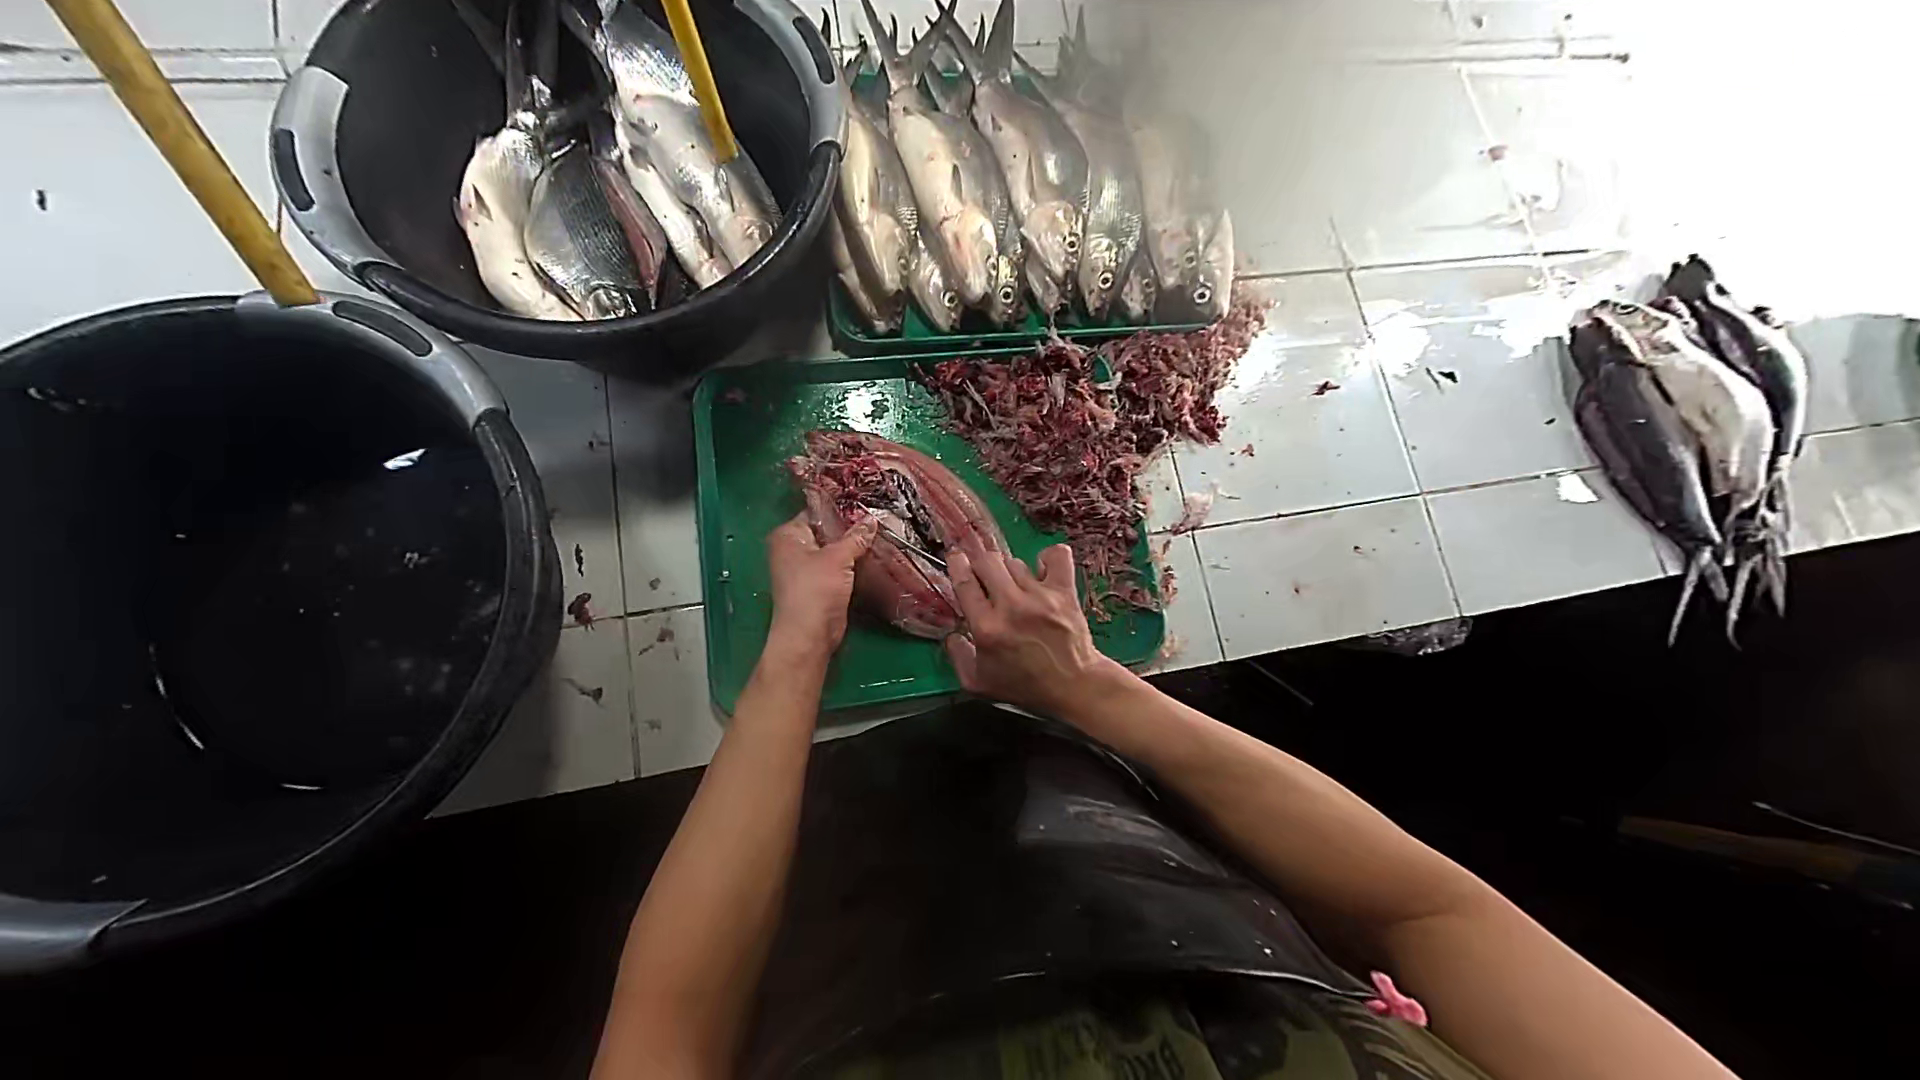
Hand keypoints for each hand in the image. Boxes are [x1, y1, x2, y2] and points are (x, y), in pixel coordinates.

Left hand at [765, 513, 875, 655]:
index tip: (865, 505)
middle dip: (851, 528)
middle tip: (878, 519)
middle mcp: (794, 549)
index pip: (815, 512)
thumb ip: (856, 537)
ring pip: (835, 551)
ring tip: (880, 535)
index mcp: (788, 536)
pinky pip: (839, 567)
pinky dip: (853, 564)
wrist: (810, 635)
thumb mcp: (838, 558)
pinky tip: (873, 557)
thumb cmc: (816, 590)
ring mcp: (806, 569)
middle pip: (826, 531)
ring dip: (854, 548)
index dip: (840, 508)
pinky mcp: (820, 585)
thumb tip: (872, 519)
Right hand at [944, 539, 1130, 717]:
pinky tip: (1042, 571)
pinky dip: (1047, 558)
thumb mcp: (978, 684)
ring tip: (1013, 585)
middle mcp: (1011, 606)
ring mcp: (1039, 596)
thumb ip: (957, 657)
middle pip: (987, 562)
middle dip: (980, 563)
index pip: (965, 582)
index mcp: (987, 628)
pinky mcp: (1064, 592)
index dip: (957, 564)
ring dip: (1009, 570)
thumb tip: (952, 634)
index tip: (957, 558)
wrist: (1074, 686)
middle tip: (983, 573)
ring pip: (1015, 562)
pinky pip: (1055, 557)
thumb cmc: (1025, 686)